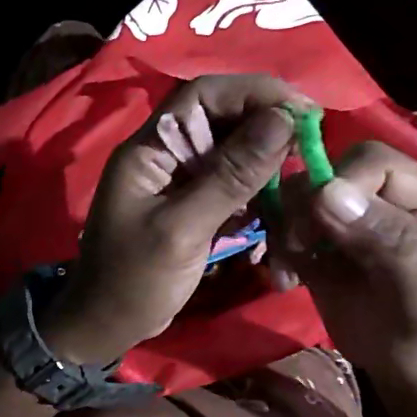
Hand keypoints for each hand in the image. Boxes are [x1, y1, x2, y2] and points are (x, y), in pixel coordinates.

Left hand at [41, 75, 308, 363]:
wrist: (106, 324)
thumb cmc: (134, 279)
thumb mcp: (183, 228)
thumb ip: (230, 175)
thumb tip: (282, 120)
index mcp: (149, 149)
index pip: (202, 96)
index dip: (254, 92)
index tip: (303, 110)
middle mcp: (163, 155)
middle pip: (220, 118)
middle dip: (266, 123)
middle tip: (311, 142)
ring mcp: (177, 180)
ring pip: (230, 149)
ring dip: (265, 156)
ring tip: (300, 171)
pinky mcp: (190, 205)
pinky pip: (229, 181)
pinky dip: (255, 187)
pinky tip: (279, 200)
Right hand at [279, 142, 416, 394]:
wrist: (414, 380)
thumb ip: (389, 240)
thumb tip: (328, 190)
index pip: (375, 162)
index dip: (339, 182)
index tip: (317, 228)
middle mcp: (390, 201)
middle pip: (330, 173)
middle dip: (305, 208)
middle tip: (297, 250)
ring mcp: (354, 221)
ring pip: (302, 196)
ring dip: (286, 230)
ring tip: (289, 272)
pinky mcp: (324, 244)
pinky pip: (289, 226)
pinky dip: (279, 249)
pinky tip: (287, 280)